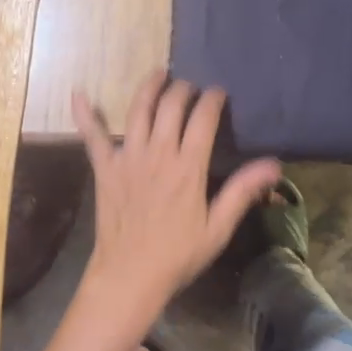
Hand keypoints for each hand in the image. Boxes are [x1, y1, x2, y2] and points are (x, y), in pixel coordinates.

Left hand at [74, 71, 283, 316]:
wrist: (130, 276)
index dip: (212, 99)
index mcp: (188, 167)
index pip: (203, 118)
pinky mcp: (105, 168)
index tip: (219, 92)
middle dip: (183, 89)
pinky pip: (92, 136)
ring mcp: (128, 157)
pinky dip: (85, 114)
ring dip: (149, 88)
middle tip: (191, 86)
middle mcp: (158, 153)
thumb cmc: (178, 255)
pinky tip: (78, 93)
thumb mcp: (217, 228)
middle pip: (171, 106)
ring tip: (158, 74)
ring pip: (138, 111)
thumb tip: (274, 165)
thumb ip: (242, 191)